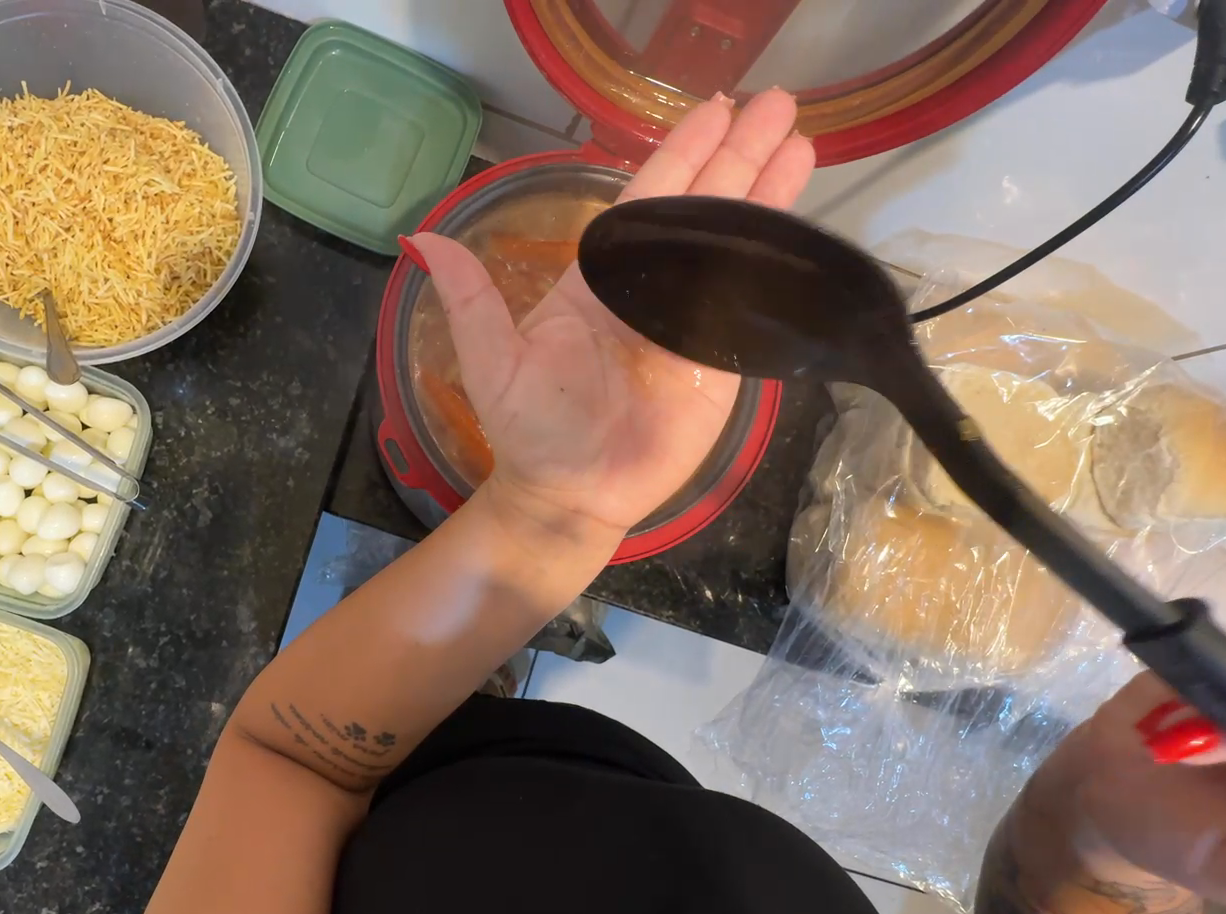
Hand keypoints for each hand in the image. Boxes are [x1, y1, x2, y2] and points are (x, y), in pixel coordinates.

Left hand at [406, 90, 813, 537]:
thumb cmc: (530, 432)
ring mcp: (685, 330)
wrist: (569, 496)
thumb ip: (470, 300)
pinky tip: (800, 232)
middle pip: (699, 212)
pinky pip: (748, 309)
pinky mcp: (715, 369)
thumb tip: (421, 238)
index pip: (645, 203)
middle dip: (738, 158)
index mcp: (597, 283)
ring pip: (732, 251)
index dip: (681, 156)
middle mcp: (645, 296)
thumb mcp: (492, 362)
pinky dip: (776, 270)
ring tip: (804, 146)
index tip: (718, 110)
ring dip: (767, 199)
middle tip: (781, 105)